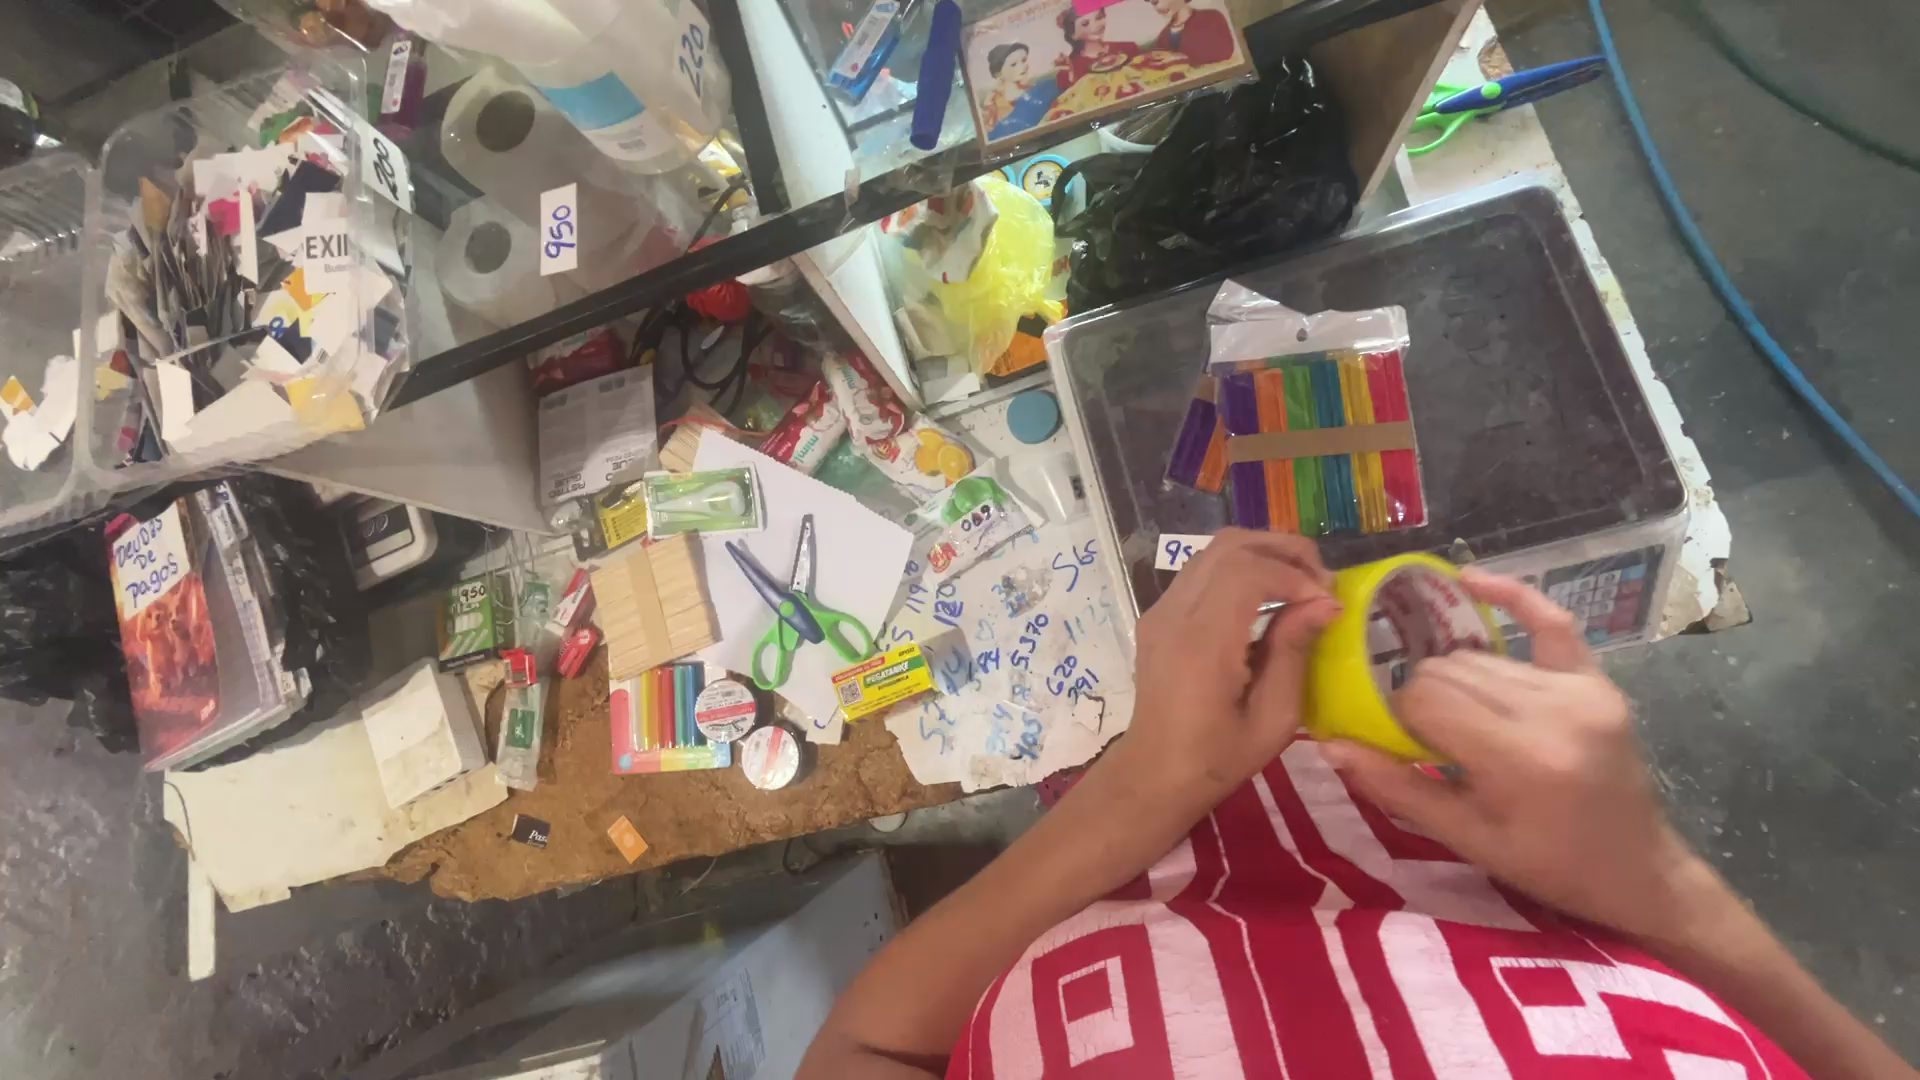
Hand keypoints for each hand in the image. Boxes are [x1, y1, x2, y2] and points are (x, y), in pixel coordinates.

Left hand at [1114, 529, 1338, 805]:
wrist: (1155, 772)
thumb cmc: (1217, 758)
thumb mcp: (1273, 718)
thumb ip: (1294, 652)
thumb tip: (1325, 602)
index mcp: (1200, 643)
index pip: (1244, 571)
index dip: (1292, 573)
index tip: (1327, 600)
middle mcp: (1172, 615)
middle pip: (1226, 546)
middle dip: (1280, 549)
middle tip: (1321, 577)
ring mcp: (1158, 612)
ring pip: (1210, 552)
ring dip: (1259, 554)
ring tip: (1300, 582)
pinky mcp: (1156, 616)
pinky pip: (1198, 573)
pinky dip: (1237, 570)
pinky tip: (1267, 596)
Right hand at [1323, 569, 1711, 940]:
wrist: (1638, 872)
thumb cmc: (1545, 863)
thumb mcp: (1463, 838)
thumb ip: (1394, 786)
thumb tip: (1328, 743)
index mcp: (1522, 758)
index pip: (1425, 699)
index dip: (1400, 716)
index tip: (1405, 745)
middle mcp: (1554, 713)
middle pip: (1445, 671)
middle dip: (1421, 696)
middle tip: (1430, 736)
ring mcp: (1581, 691)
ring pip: (1475, 655)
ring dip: (1450, 675)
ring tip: (1457, 713)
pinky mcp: (1597, 681)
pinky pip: (1550, 622)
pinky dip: (1511, 597)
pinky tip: (1468, 580)